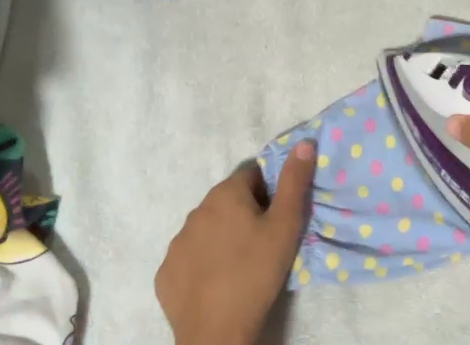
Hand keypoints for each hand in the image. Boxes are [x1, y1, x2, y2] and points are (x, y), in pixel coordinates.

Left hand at [156, 141, 316, 344]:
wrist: (216, 333)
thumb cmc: (256, 273)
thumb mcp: (286, 225)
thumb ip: (295, 181)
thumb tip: (304, 142)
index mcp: (225, 194)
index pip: (252, 175)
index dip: (269, 191)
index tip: (277, 215)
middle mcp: (195, 211)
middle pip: (228, 200)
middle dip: (246, 212)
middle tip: (264, 241)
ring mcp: (176, 243)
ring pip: (207, 228)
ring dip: (223, 236)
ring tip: (241, 264)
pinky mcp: (165, 273)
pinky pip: (189, 257)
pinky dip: (202, 262)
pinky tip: (216, 281)